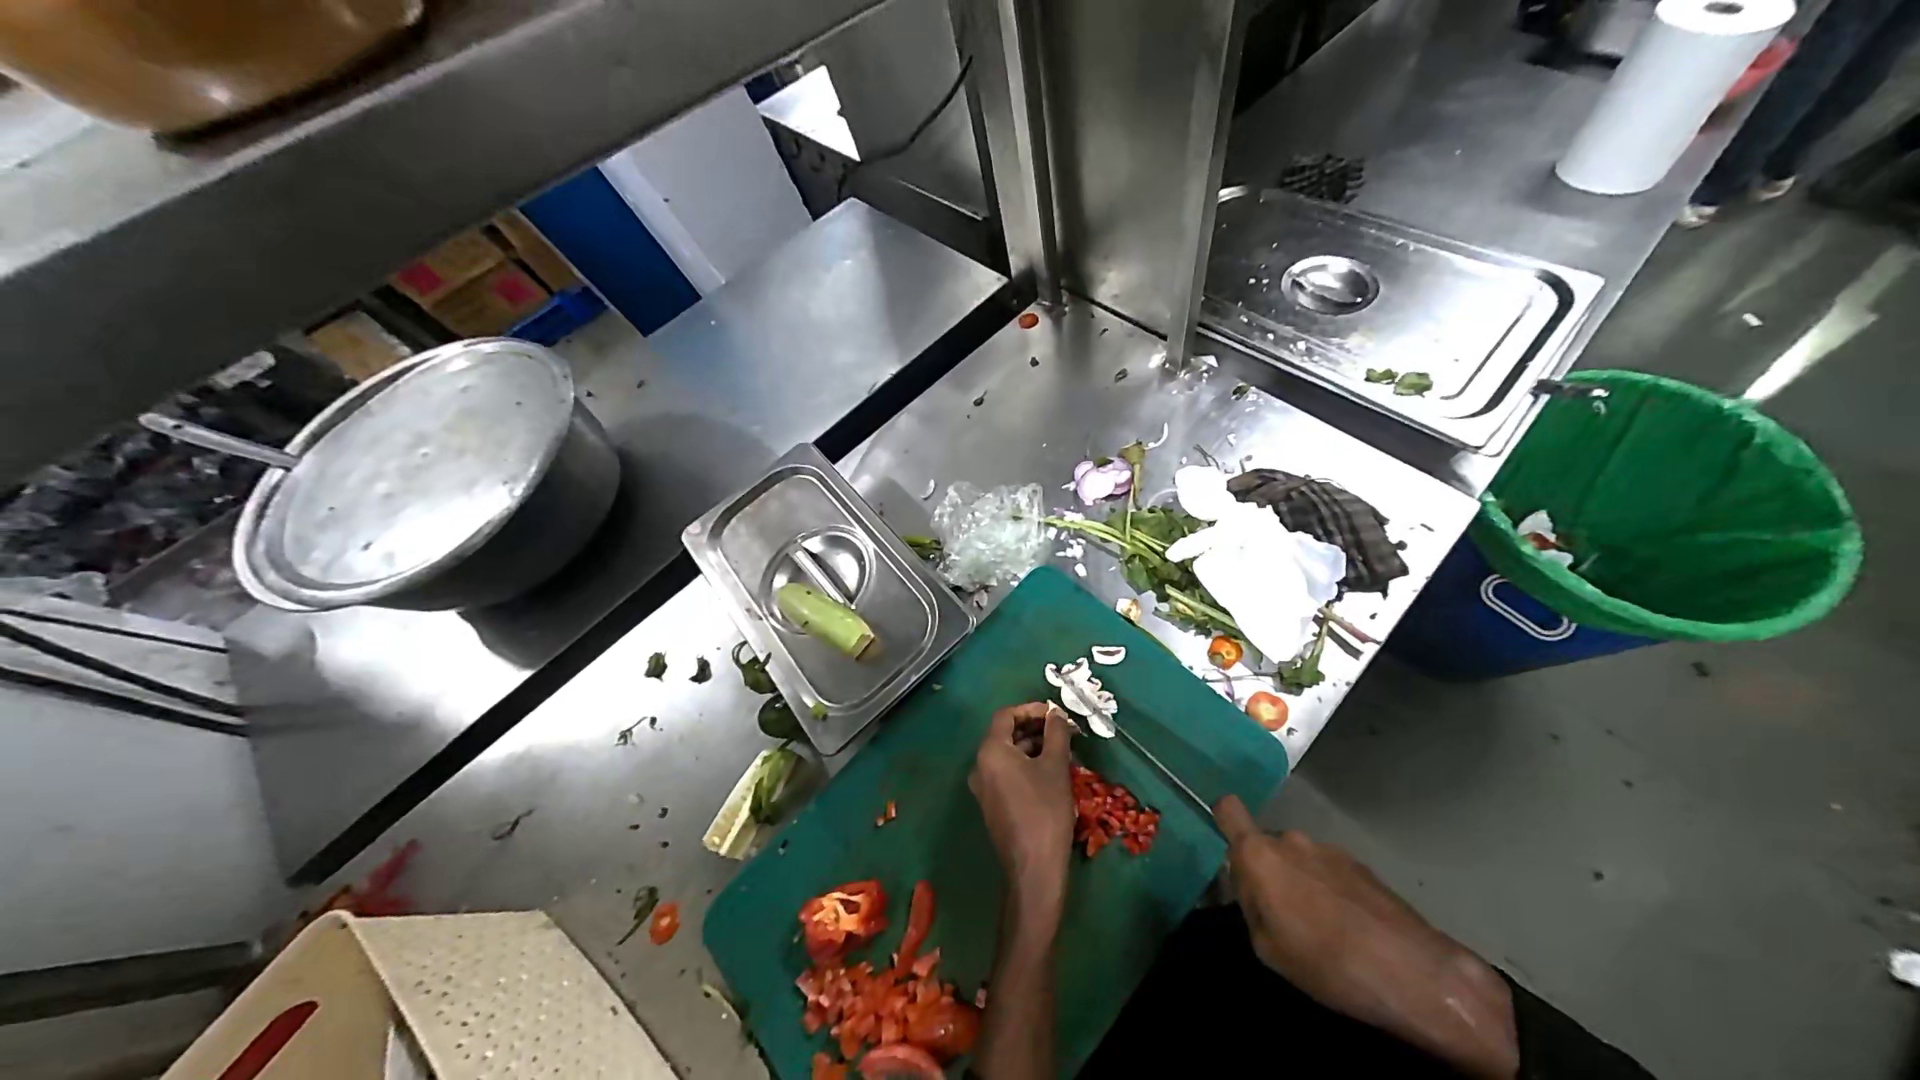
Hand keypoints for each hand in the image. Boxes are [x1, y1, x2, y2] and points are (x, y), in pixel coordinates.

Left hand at [969, 703, 1073, 925]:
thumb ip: (1056, 733)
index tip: (1056, 713)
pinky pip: (1005, 772)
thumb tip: (1056, 713)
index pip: (1006, 716)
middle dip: (1034, 727)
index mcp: (990, 751)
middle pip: (1004, 734)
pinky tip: (1050, 771)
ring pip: (1007, 754)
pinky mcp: (991, 803)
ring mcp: (983, 787)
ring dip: (1032, 746)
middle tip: (1062, 730)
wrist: (1033, 866)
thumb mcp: (1056, 766)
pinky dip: (1025, 764)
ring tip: (1062, 749)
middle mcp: (979, 765)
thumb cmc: (1045, 810)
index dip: (1031, 709)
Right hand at [1214, 795, 1518, 1079]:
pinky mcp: (1363, 865)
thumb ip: (1250, 905)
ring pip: (1299, 860)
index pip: (1228, 809)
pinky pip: (1330, 872)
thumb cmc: (1327, 963)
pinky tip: (1351, 930)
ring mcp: (1330, 849)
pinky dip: (1331, 892)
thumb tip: (1251, 886)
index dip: (1223, 820)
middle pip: (1265, 845)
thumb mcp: (1267, 948)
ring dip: (1302, 883)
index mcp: (1259, 855)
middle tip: (1282, 916)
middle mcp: (1291, 839)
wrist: (1415, 973)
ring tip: (1323, 930)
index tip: (1230, 851)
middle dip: (1268, 872)